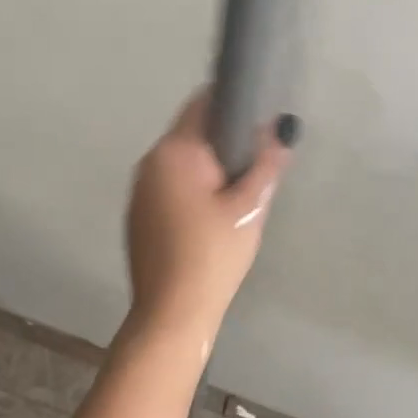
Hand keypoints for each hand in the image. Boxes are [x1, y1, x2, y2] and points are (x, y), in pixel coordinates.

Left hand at [124, 91, 292, 344]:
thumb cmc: (213, 258)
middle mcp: (148, 164)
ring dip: (207, 179)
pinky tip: (207, 232)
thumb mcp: (248, 210)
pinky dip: (190, 202)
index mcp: (173, 152)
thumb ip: (265, 165)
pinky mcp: (138, 222)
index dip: (235, 110)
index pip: (204, 104)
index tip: (260, 135)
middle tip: (253, 182)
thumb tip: (279, 131)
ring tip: (233, 212)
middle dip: (223, 151)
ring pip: (180, 170)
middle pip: (191, 139)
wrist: (173, 314)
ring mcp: (138, 194)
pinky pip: (169, 195)